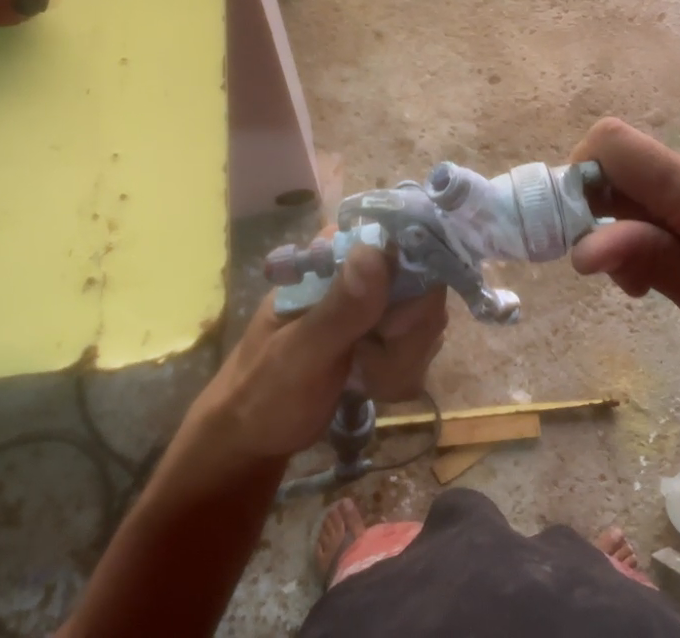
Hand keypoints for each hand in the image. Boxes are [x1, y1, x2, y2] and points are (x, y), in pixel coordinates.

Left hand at [189, 243, 447, 464]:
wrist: (254, 438)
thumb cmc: (263, 392)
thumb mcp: (300, 352)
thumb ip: (340, 307)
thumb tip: (375, 251)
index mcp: (330, 258)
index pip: (397, 240)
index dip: (411, 280)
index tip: (391, 326)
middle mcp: (358, 272)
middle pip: (422, 284)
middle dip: (406, 336)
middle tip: (368, 362)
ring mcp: (374, 304)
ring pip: (425, 320)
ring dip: (402, 360)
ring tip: (363, 379)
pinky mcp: (384, 335)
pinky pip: (420, 345)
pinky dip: (401, 373)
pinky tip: (371, 386)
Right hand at [569, 119, 679, 434]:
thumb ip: (654, 263)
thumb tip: (582, 243)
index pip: (612, 145)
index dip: (575, 179)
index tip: (576, 235)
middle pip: (631, 167)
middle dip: (612, 218)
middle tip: (637, 287)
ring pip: (659, 177)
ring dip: (645, 223)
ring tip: (677, 284)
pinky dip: (675, 216)